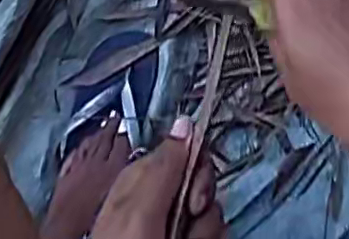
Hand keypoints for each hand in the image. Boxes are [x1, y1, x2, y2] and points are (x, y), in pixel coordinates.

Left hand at [91, 116, 225, 238]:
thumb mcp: (138, 210)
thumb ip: (164, 164)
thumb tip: (186, 121)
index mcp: (142, 179)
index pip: (186, 153)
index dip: (198, 172)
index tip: (193, 199)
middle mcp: (159, 200)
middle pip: (202, 185)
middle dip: (203, 210)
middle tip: (183, 233)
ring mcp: (170, 228)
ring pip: (210, 219)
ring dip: (202, 238)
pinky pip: (209, 238)